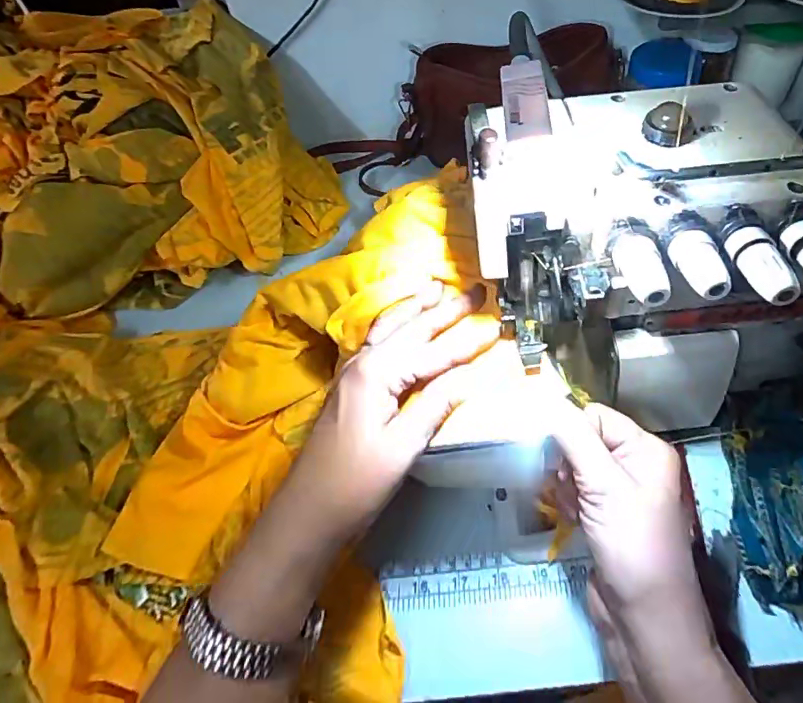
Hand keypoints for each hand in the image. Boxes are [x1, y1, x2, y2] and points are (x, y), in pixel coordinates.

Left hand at [275, 280, 494, 542]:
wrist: (306, 514)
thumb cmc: (355, 485)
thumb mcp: (402, 448)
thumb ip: (435, 404)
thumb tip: (472, 375)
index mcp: (377, 373)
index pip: (434, 352)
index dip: (468, 340)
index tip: (496, 326)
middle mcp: (363, 362)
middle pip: (412, 329)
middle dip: (445, 310)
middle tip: (475, 291)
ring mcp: (353, 371)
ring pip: (391, 328)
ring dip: (418, 308)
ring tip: (437, 288)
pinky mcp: (350, 383)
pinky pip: (378, 339)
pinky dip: (397, 322)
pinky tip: (403, 320)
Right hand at [546, 401, 699, 611]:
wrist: (644, 620)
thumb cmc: (632, 546)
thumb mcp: (604, 486)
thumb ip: (574, 439)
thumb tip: (547, 402)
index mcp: (646, 449)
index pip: (597, 417)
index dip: (573, 434)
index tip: (560, 460)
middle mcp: (636, 465)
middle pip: (583, 440)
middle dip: (567, 463)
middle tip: (569, 489)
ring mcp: (621, 493)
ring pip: (575, 467)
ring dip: (566, 486)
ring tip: (574, 510)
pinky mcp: (606, 516)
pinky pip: (578, 492)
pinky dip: (569, 502)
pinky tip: (574, 520)